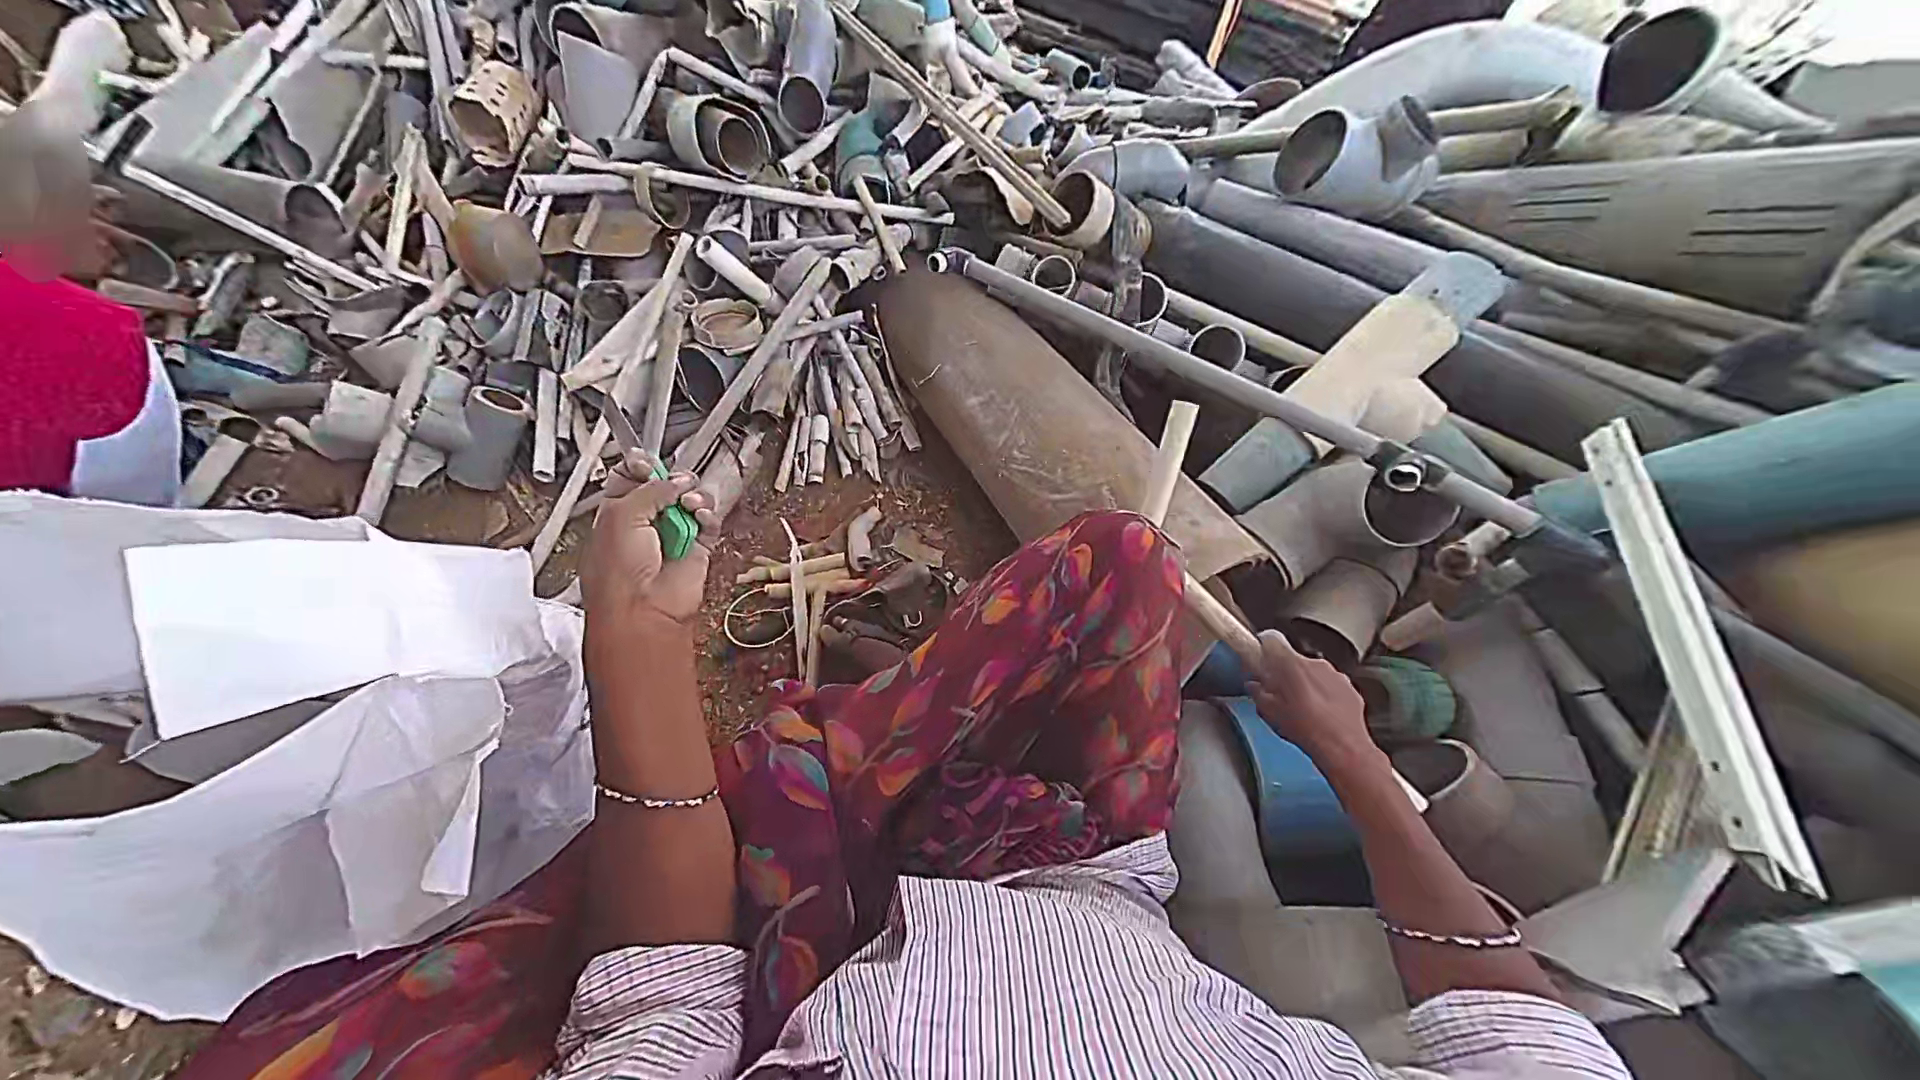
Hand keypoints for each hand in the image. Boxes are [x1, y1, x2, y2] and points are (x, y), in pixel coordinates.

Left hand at [581, 450, 719, 623]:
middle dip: (673, 480)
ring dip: (693, 498)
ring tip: (689, 505)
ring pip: (692, 501)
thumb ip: (650, 489)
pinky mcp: (698, 548)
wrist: (644, 609)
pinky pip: (710, 523)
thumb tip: (678, 482)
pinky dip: (708, 517)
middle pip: (666, 486)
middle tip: (674, 485)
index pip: (630, 477)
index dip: (640, 466)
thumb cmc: (618, 572)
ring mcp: (673, 534)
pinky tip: (699, 519)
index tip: (646, 463)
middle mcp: (646, 522)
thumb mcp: (621, 515)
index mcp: (617, 512)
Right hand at [1246, 630, 1374, 762]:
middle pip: (1292, 658)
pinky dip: (1324, 694)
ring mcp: (1335, 674)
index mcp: (1289, 664)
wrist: (1342, 747)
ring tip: (1302, 708)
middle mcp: (1314, 663)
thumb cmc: (1306, 729)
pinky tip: (1319, 714)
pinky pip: (1331, 684)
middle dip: (1285, 672)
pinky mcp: (1350, 688)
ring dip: (1305, 684)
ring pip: (1313, 672)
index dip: (1263, 648)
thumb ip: (1257, 692)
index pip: (1271, 639)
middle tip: (1279, 694)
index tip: (1260, 660)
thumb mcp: (1268, 711)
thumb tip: (1254, 686)